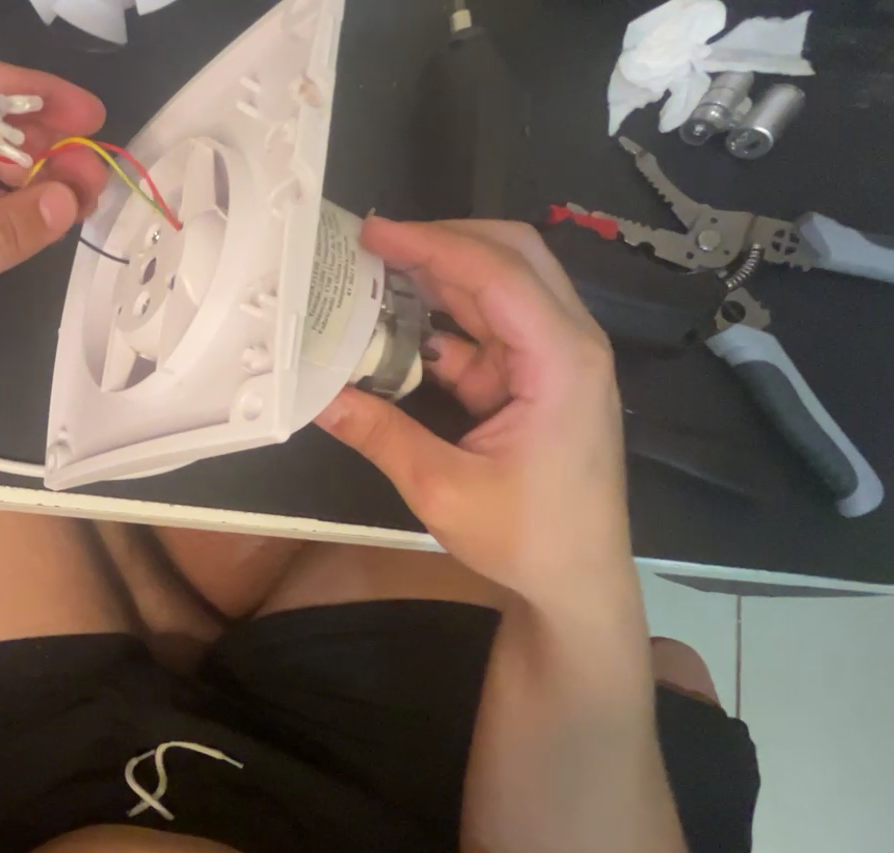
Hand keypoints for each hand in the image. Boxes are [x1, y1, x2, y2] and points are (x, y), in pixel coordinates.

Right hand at [315, 219, 631, 606]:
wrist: (576, 578)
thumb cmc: (524, 536)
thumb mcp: (441, 488)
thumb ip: (380, 434)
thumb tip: (317, 397)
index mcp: (560, 361)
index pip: (497, 275)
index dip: (433, 245)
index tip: (373, 232)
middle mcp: (566, 345)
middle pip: (511, 261)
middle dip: (442, 242)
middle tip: (373, 244)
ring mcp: (552, 362)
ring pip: (499, 292)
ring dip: (440, 279)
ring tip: (375, 274)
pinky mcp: (535, 383)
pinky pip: (485, 335)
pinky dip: (440, 325)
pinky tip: (395, 329)